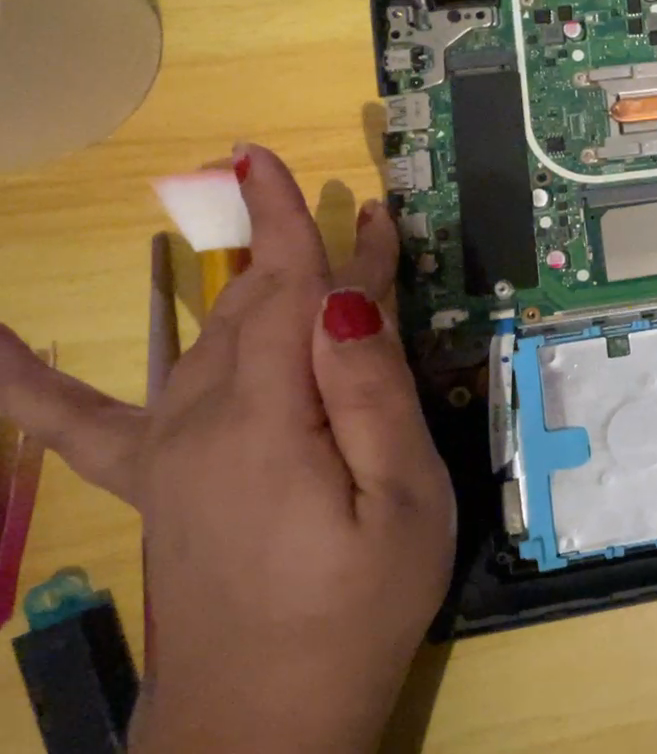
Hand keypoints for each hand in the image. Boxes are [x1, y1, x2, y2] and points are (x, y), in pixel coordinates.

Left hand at [0, 144, 452, 752]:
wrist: (270, 710)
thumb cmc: (364, 599)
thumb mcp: (400, 497)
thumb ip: (370, 396)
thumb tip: (347, 302)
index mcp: (268, 422)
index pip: (297, 298)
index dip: (311, 233)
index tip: (320, 176)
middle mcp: (200, 423)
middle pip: (256, 311)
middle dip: (295, 248)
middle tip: (335, 202)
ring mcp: (167, 453)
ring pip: (207, 341)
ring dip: (244, 281)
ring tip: (258, 228)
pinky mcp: (157, 483)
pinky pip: (77, 420)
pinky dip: (27, 378)